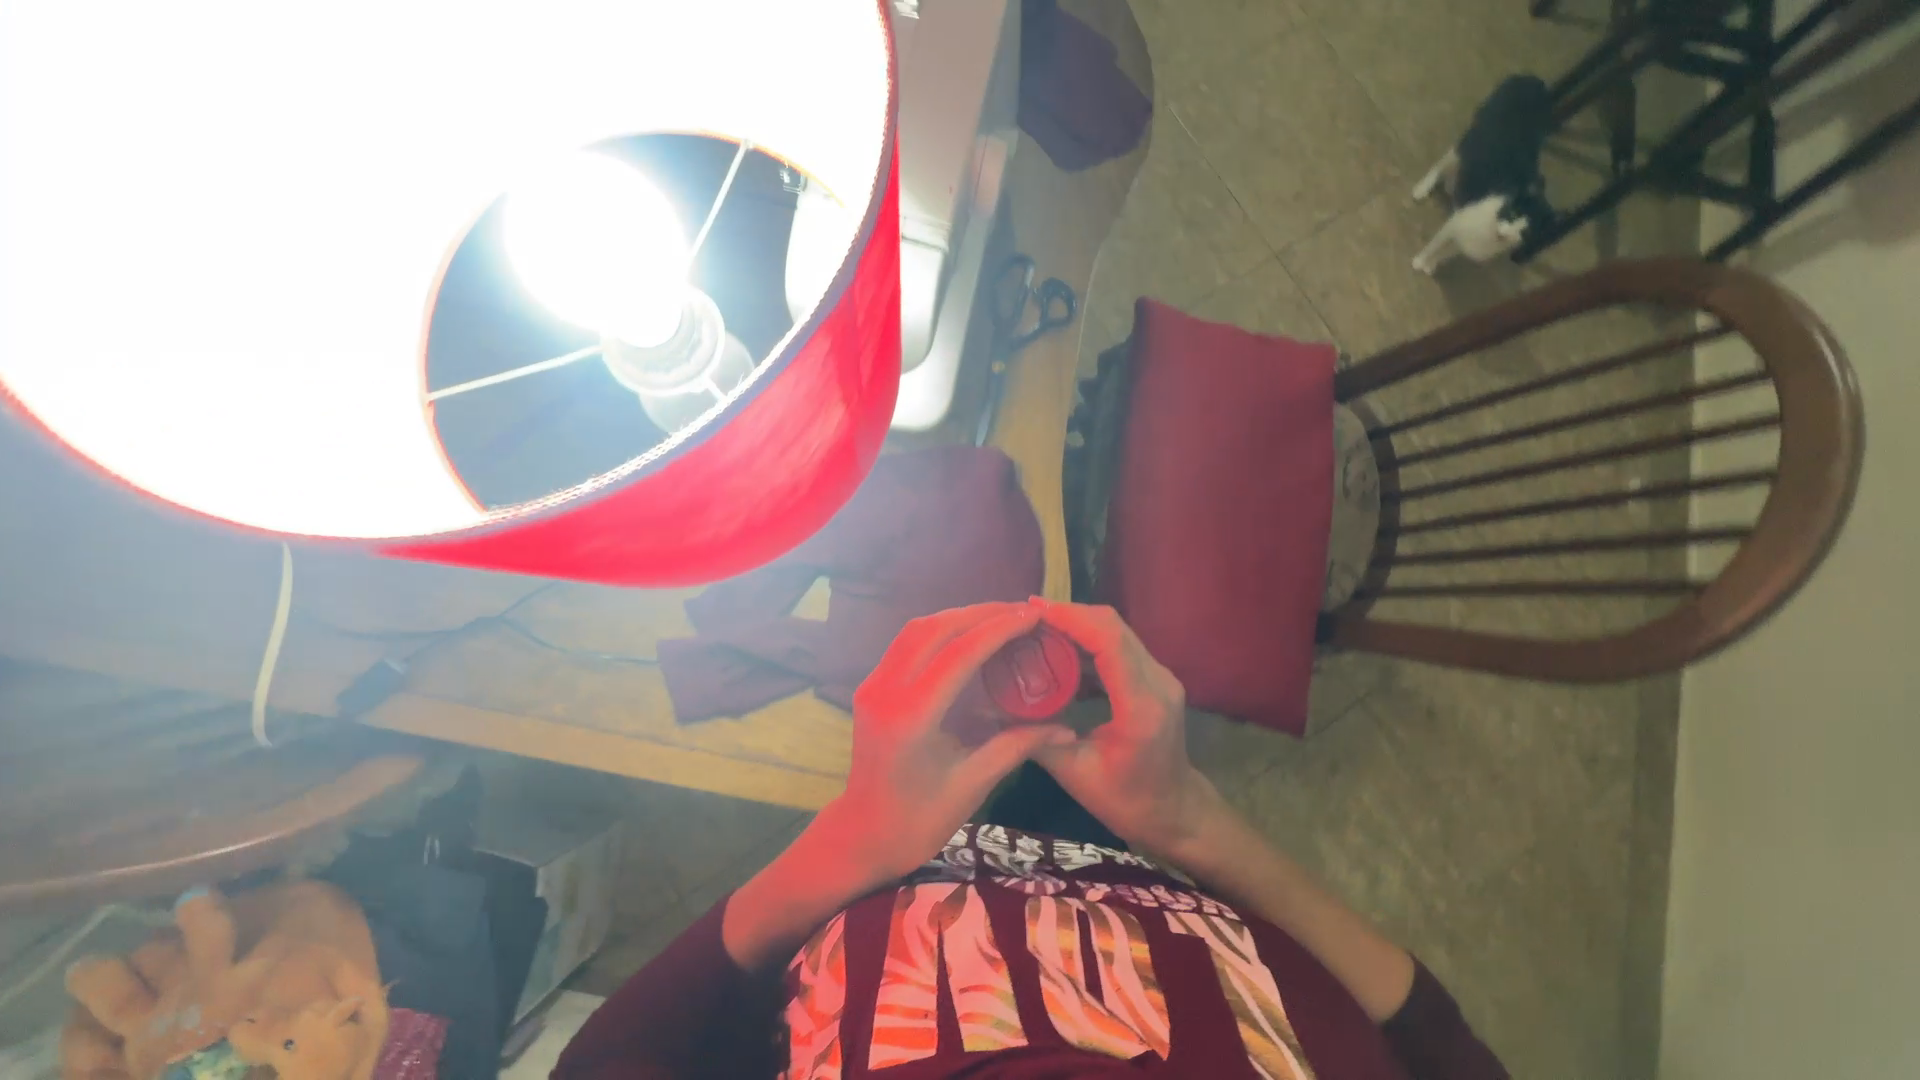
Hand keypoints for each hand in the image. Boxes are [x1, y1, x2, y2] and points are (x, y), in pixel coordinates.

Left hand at [831, 602, 1077, 880]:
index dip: (999, 628)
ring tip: (1000, 617)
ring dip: (958, 617)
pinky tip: (968, 635)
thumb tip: (1067, 728)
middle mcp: (886, 690)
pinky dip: (940, 631)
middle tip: (1022, 611)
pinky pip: (906, 643)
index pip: (960, 654)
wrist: (864, 835)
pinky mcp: (871, 686)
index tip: (1033, 614)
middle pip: (935, 629)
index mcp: (911, 717)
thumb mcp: (973, 784)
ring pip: (916, 629)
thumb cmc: (919, 820)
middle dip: (981, 614)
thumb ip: (1017, 745)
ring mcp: (873, 685)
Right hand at [1030, 602, 1221, 855]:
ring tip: (1035, 626)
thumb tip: (992, 710)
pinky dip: (1088, 638)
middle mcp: (1158, 682)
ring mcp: (1161, 676)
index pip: (1108, 642)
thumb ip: (1036, 739)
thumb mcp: (1075, 775)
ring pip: (1117, 630)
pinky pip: (1120, 644)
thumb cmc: (1126, 801)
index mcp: (1141, 707)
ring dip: (1078, 623)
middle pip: (1113, 626)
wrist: (1174, 812)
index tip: (1031, 611)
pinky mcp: (1155, 677)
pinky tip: (1058, 646)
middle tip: (1025, 615)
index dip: (1071, 618)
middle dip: (1069, 614)